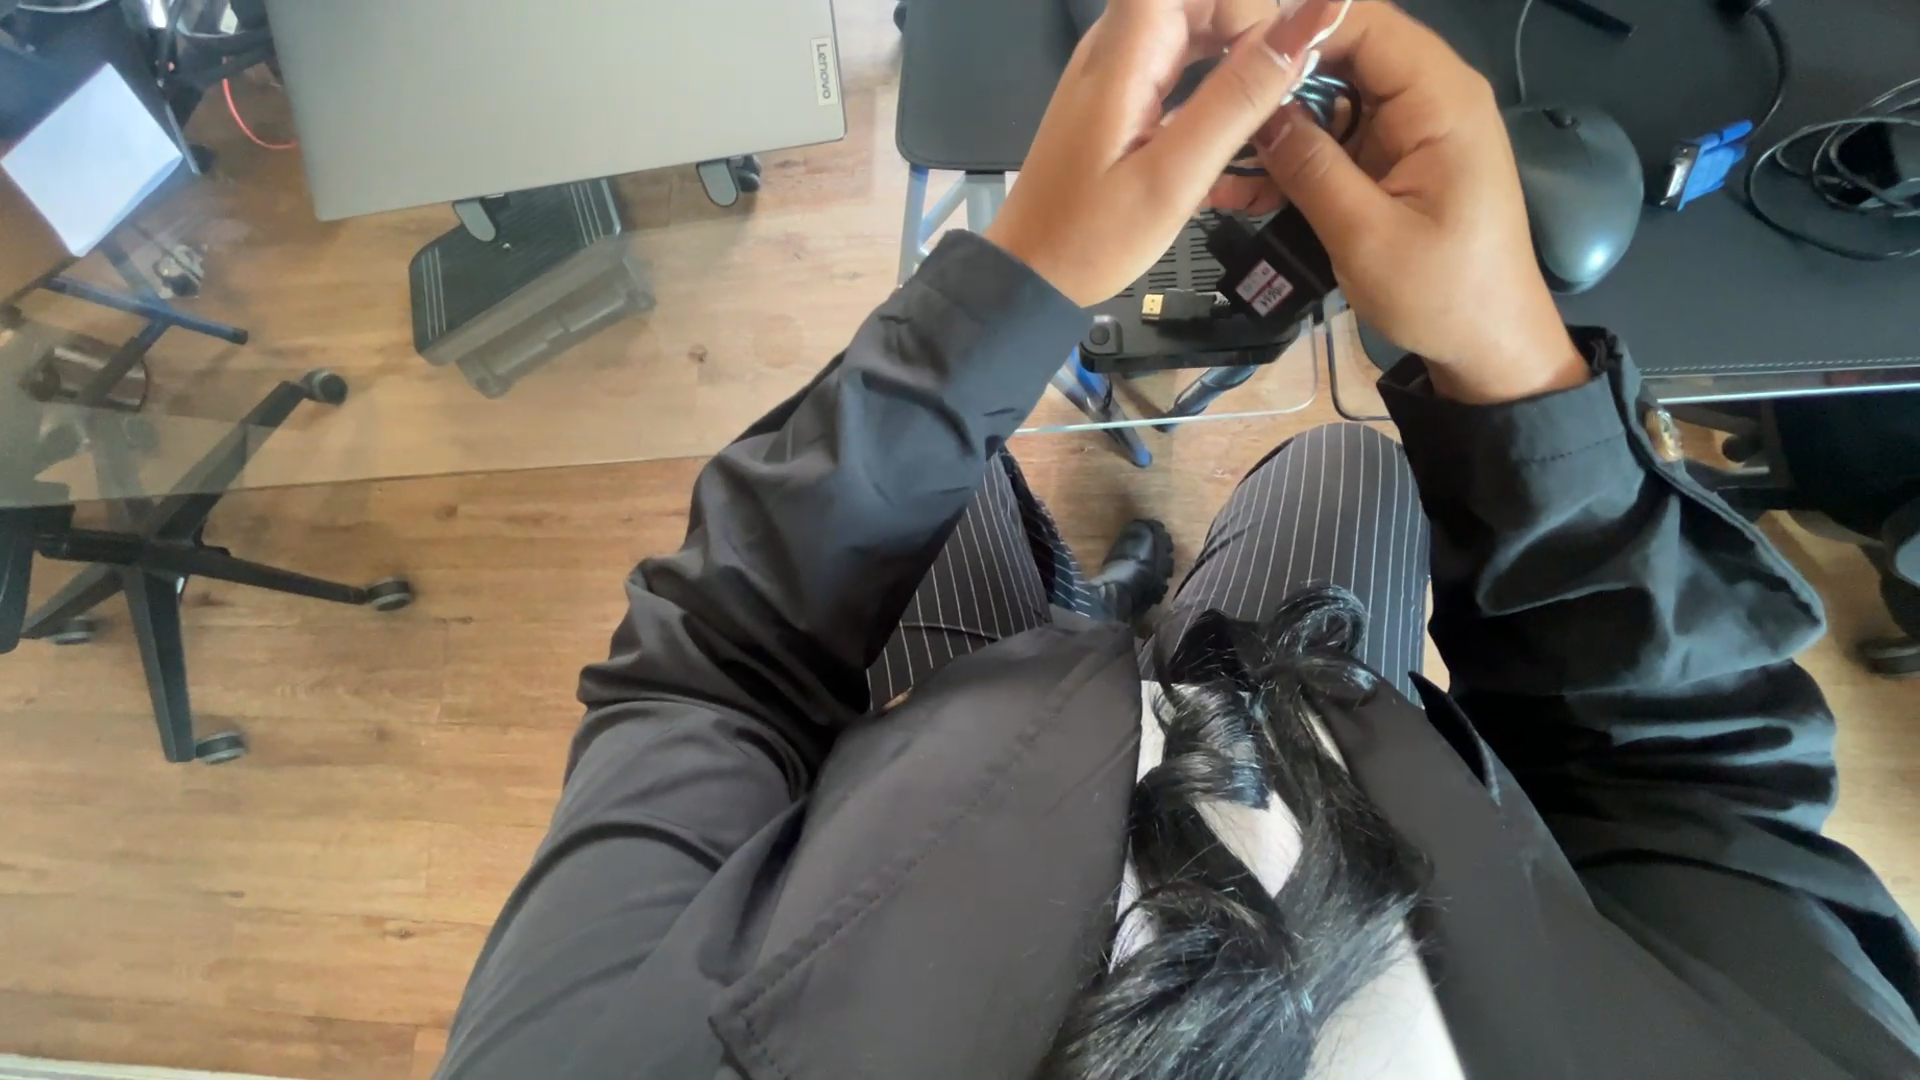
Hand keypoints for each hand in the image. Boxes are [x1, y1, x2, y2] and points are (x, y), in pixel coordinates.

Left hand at [984, 0, 1336, 308]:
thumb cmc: (1090, 240)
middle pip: (1200, 0)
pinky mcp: (1114, 106)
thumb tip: (1308, 21)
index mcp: (1124, 53)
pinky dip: (1207, 95)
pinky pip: (1174, 73)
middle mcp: (1114, 48)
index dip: (1246, 4)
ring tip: (1260, 118)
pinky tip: (1229, 139)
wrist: (1030, 278)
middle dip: (1249, 33)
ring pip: (1192, 34)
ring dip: (1233, 67)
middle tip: (1276, 94)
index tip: (1276, 54)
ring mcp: (1112, 76)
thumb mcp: (1174, 176)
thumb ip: (1239, 97)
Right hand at [1210, 2, 1587, 402]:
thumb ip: (1312, 169)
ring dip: (1271, 135)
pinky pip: (1328, 150)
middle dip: (1274, 85)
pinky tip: (1238, 190)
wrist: (1483, 341)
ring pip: (1325, 109)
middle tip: (1209, 114)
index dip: (1299, 31)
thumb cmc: (1439, 291)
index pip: (1366, 25)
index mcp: (1436, 98)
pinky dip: (1287, 167)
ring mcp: (1401, 135)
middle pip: (1339, 62)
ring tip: (1212, 163)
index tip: (1233, 60)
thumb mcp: (1366, 233)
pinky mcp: (1384, 168)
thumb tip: (1261, 114)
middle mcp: (1422, 100)